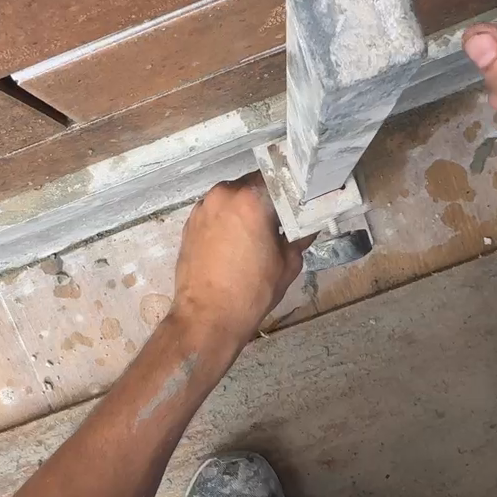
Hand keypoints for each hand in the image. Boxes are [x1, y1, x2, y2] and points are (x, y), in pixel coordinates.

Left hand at [170, 174, 307, 351]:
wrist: (208, 317)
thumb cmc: (252, 291)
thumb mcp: (288, 264)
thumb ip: (299, 236)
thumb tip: (307, 225)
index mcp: (251, 198)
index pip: (278, 179)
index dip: (290, 191)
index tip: (299, 203)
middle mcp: (223, 195)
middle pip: (252, 186)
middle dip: (266, 200)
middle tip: (280, 221)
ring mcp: (203, 209)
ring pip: (231, 199)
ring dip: (245, 211)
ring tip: (257, 236)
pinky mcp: (190, 225)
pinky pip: (216, 214)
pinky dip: (227, 222)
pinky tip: (236, 244)